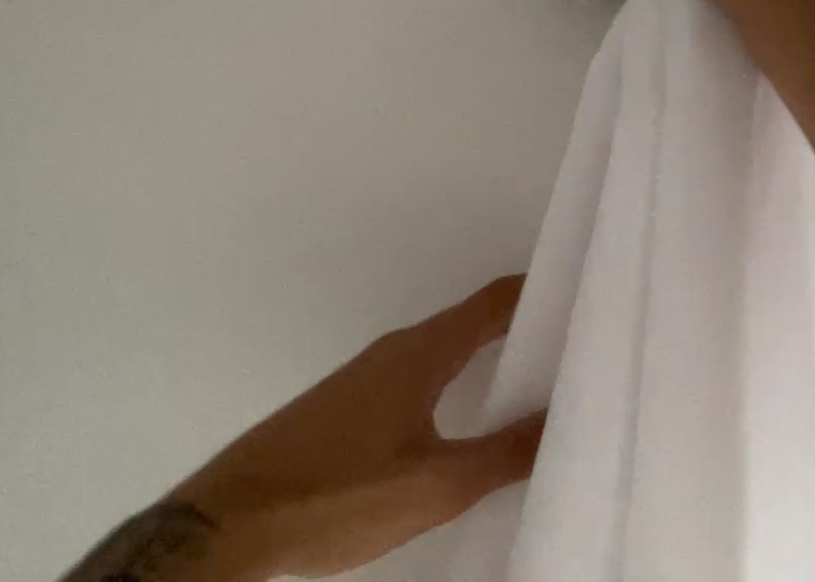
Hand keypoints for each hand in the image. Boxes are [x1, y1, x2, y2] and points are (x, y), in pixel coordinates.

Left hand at [170, 276, 543, 579]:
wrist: (230, 523)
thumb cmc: (339, 493)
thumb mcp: (435, 484)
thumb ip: (505, 453)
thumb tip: (568, 416)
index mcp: (424, 351)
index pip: (496, 300)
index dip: (542, 290)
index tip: (585, 294)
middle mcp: (400, 349)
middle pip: (475, 320)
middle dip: (526, 325)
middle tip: (576, 342)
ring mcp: (372, 375)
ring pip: (449, 349)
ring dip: (493, 355)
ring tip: (537, 379)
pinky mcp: (353, 404)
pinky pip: (424, 373)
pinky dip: (462, 379)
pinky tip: (472, 415)